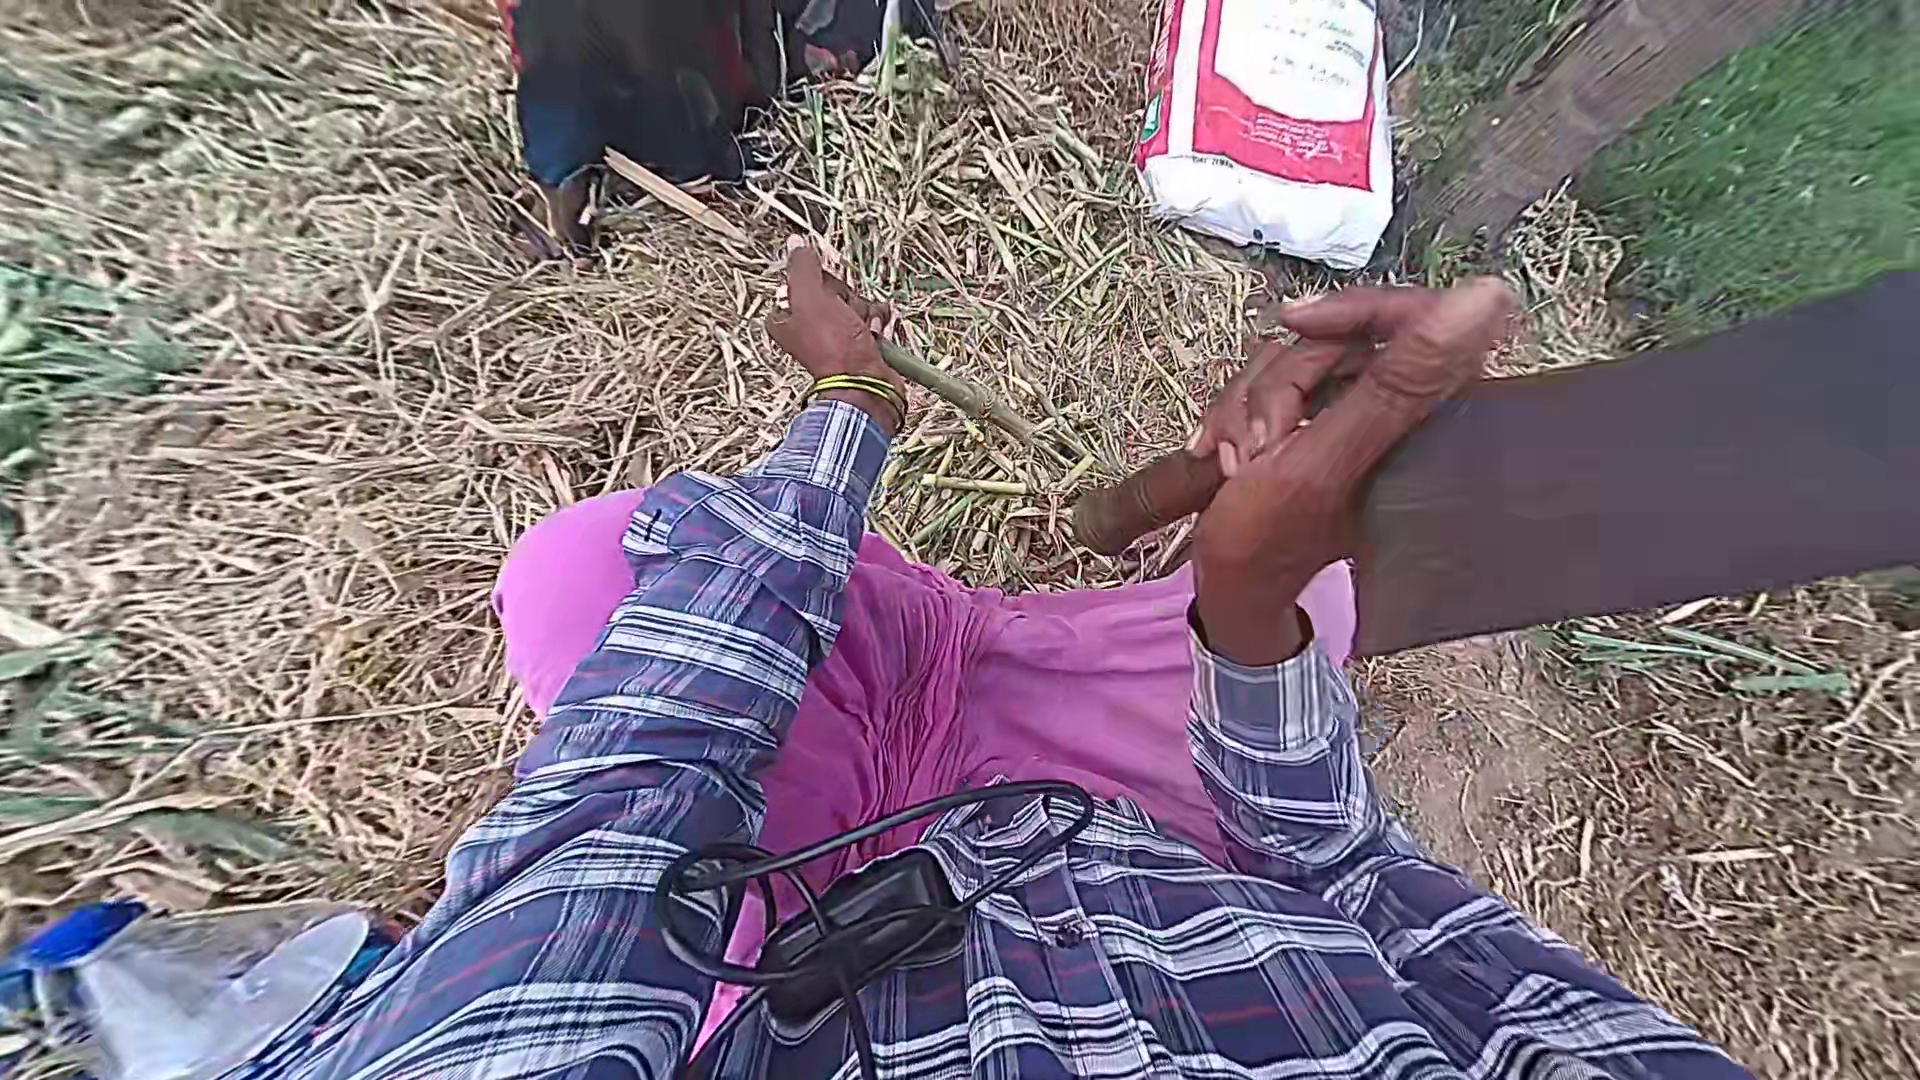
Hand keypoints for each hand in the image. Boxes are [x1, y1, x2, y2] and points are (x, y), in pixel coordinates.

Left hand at [768, 239, 908, 433]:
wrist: (865, 385)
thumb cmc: (832, 344)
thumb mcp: (809, 297)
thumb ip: (801, 268)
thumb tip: (795, 243)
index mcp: (787, 321)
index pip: (803, 282)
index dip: (816, 284)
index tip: (822, 294)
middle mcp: (809, 330)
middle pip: (831, 291)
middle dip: (846, 298)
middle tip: (847, 313)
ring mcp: (836, 339)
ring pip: (854, 303)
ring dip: (865, 309)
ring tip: (867, 326)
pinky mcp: (860, 346)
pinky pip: (871, 318)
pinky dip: (878, 321)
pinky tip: (878, 330)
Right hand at [1192, 279, 1516, 664]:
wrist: (1226, 580)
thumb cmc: (1266, 536)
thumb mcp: (1321, 462)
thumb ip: (1391, 388)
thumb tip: (1485, 295)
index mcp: (1422, 420)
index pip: (1413, 318)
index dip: (1354, 313)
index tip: (1294, 323)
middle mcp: (1393, 413)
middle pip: (1335, 343)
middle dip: (1276, 388)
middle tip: (1255, 445)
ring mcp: (1348, 419)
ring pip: (1292, 363)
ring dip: (1246, 408)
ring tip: (1234, 461)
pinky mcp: (1312, 425)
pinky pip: (1269, 388)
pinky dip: (1236, 416)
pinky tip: (1220, 452)